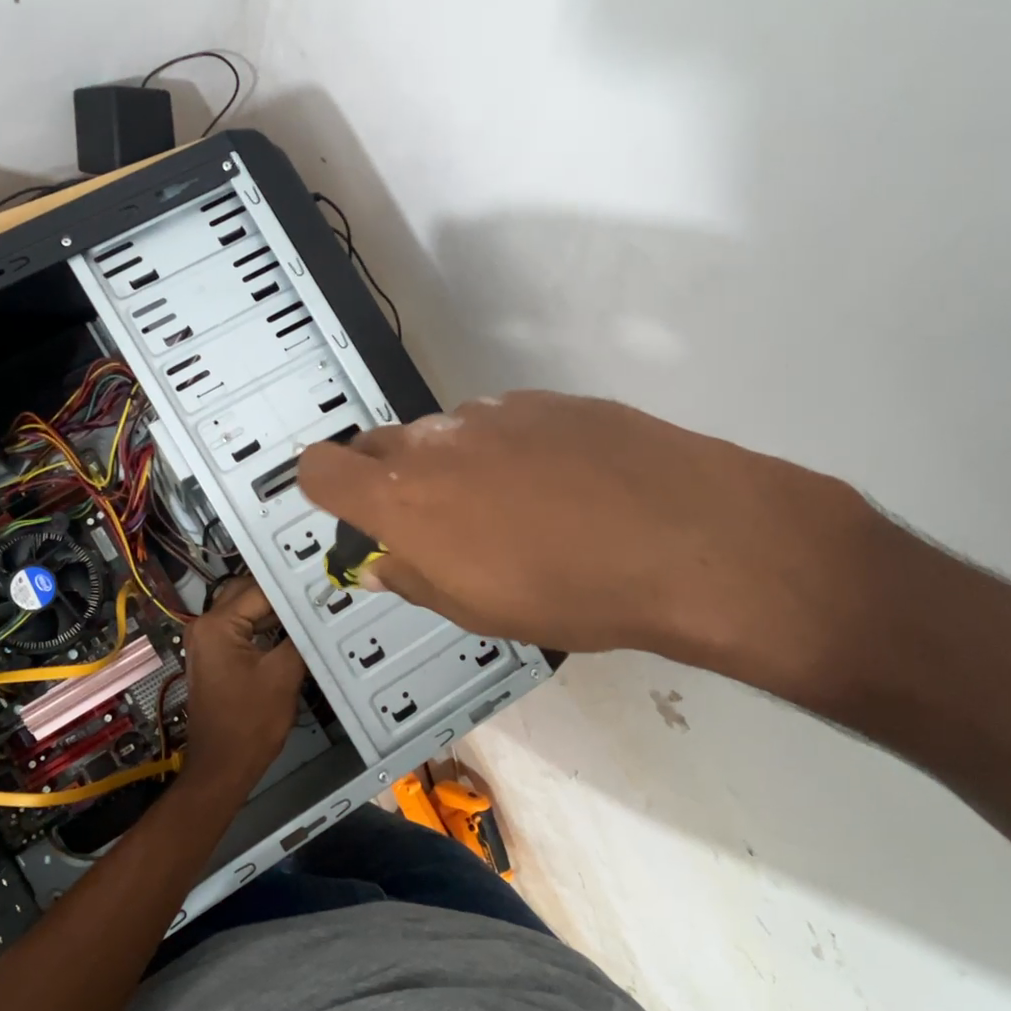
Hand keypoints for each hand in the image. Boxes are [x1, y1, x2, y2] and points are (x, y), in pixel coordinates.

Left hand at [179, 577, 306, 790]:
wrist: (222, 766)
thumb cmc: (251, 722)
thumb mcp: (284, 675)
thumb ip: (299, 636)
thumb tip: (316, 611)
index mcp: (216, 625)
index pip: (259, 590)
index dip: (291, 587)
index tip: (321, 582)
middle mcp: (203, 626)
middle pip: (246, 594)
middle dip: (280, 593)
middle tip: (317, 590)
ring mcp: (205, 641)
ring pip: (243, 610)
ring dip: (273, 610)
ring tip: (309, 606)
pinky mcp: (212, 656)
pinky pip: (239, 629)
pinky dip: (262, 627)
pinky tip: (290, 629)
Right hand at [296, 391, 884, 692]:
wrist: (690, 536)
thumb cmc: (569, 593)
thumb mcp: (475, 611)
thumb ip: (412, 577)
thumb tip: (379, 563)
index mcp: (403, 495)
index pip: (319, 469)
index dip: (324, 492)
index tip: (355, 520)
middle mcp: (436, 439)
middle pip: (377, 447)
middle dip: (389, 484)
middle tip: (439, 529)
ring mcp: (494, 412)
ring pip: (444, 437)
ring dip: (453, 469)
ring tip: (517, 513)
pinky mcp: (548, 399)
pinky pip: (500, 424)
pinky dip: (507, 452)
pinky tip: (561, 488)